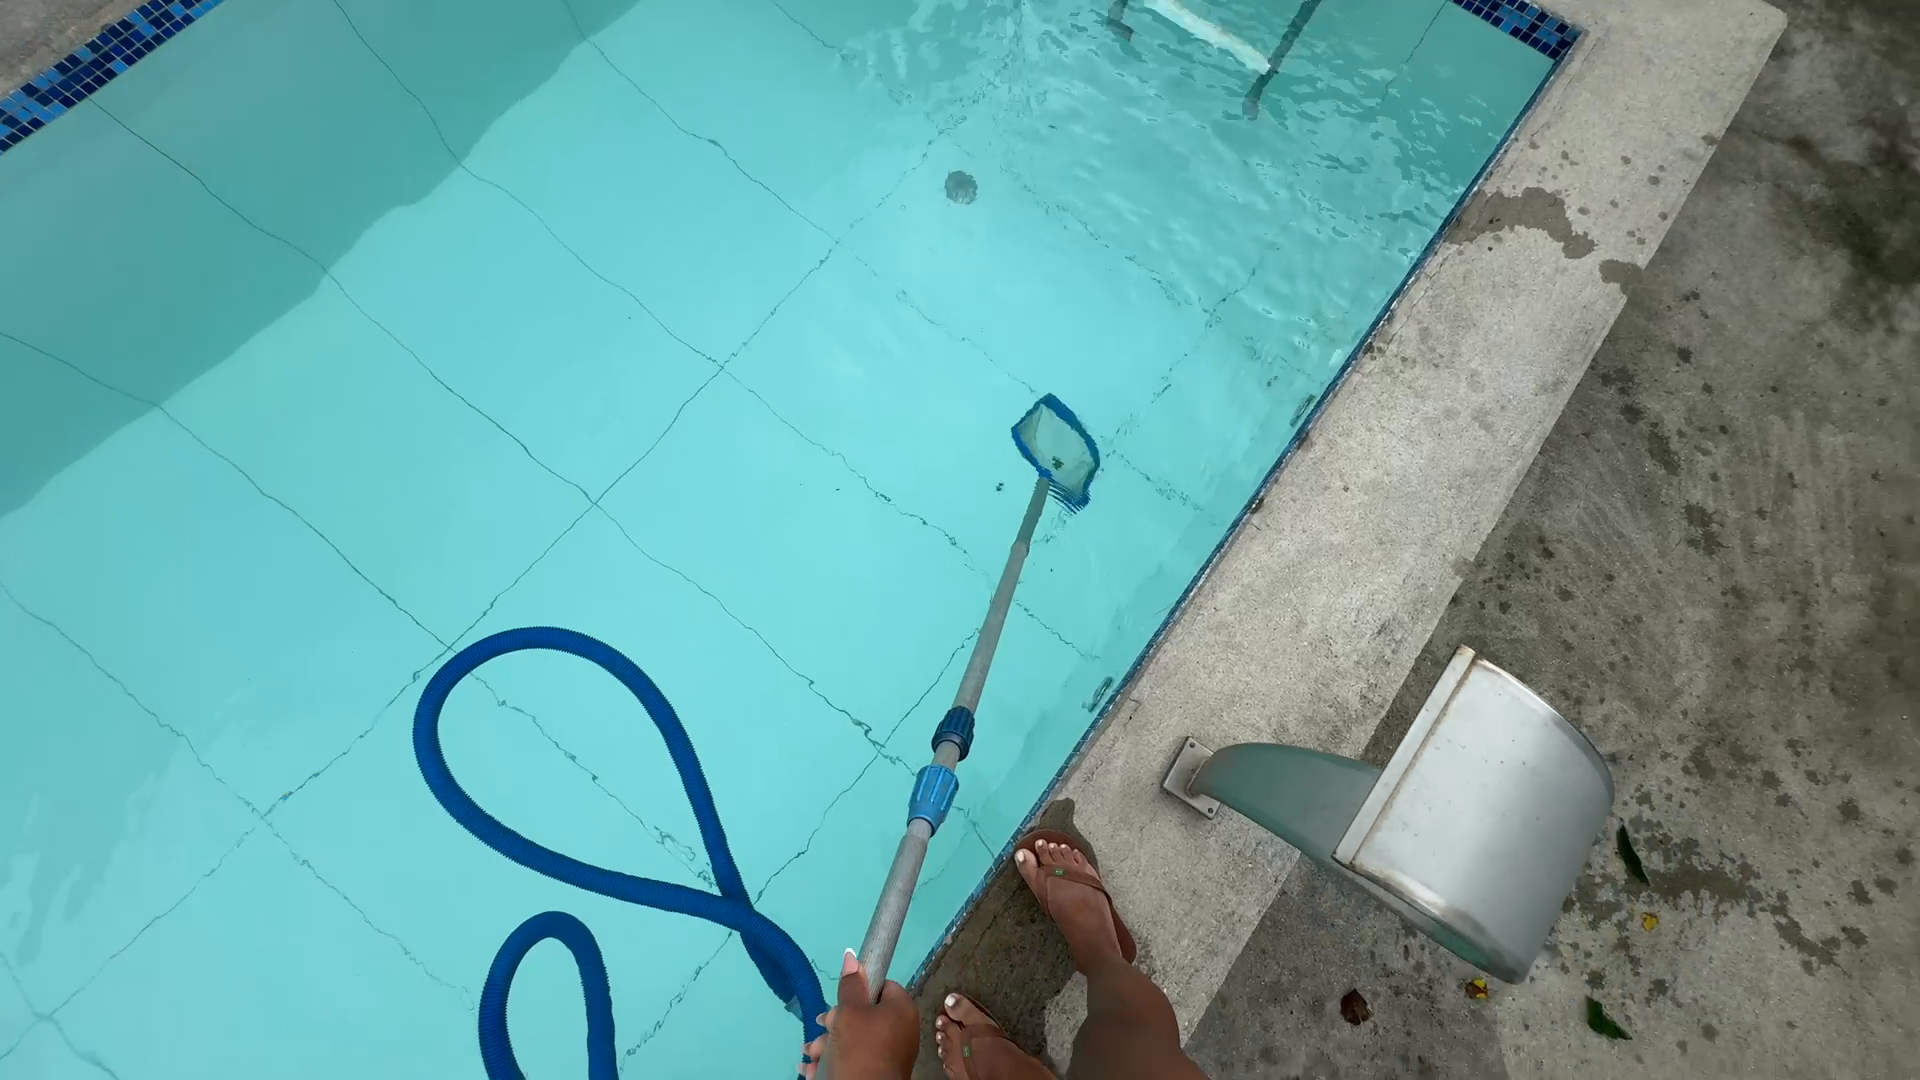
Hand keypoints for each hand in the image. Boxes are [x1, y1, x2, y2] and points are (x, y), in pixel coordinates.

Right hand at [799, 949, 918, 1079]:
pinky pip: (856, 1059)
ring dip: (828, 1044)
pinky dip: (835, 1060)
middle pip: (864, 1014)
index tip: (839, 1004)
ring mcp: (891, 1054)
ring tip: (810, 1055)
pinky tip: (812, 1069)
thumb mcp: (850, 1012)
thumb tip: (851, 955)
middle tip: (820, 1029)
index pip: (881, 986)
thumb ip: (850, 984)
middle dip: (834, 1023)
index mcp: (902, 1009)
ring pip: (855, 1039)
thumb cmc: (860, 1050)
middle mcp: (901, 1030)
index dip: (857, 992)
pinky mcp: (878, 1073)